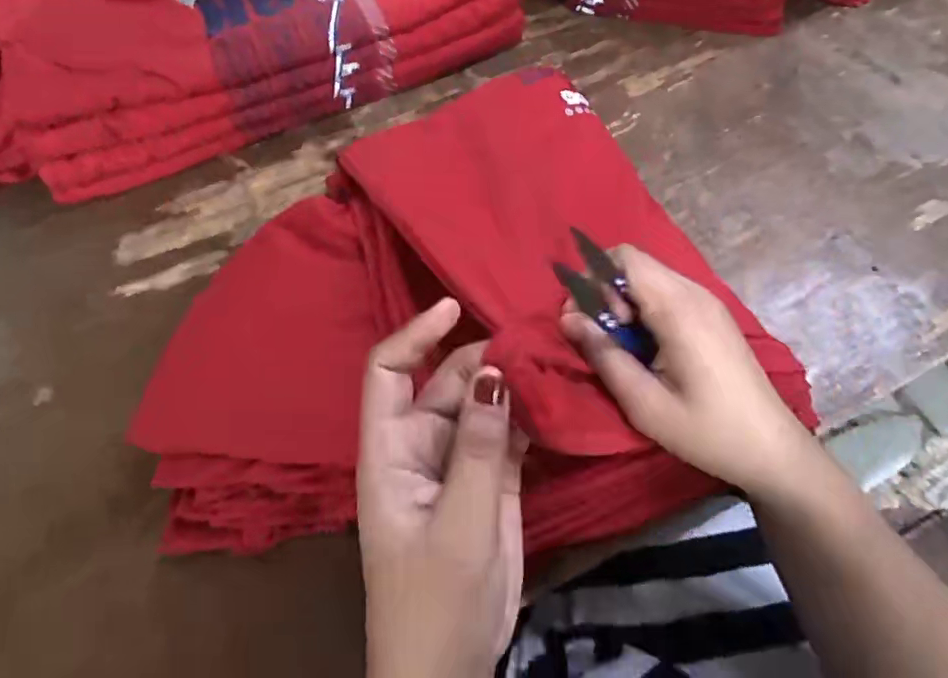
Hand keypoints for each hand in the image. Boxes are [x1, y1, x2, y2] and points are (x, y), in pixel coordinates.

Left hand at [357, 298, 527, 677]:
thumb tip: (495, 372)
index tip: (454, 305)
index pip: (388, 373)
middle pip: (448, 380)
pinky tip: (559, 394)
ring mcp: (458, 460)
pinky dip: (529, 411)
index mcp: (391, 450)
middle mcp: (421, 444)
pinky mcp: (490, 477)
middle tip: (537, 337)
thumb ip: (478, 447)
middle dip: (485, 356)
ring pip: (483, 401)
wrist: (453, 670)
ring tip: (555, 353)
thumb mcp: (459, 525)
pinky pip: (507, 429)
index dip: (415, 334)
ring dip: (513, 380)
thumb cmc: (436, 601)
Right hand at [560, 246, 821, 499]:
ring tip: (624, 345)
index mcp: (678, 307)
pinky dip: (645, 306)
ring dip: (624, 300)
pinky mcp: (713, 313)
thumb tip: (568, 318)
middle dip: (604, 290)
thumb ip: (603, 355)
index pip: (623, 258)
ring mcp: (707, 300)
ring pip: (649, 275)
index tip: (590, 324)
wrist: (772, 448)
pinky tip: (648, 346)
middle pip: (634, 262)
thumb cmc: (707, 431)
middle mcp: (694, 291)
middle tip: (601, 335)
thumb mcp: (645, 404)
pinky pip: (667, 290)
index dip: (594, 281)